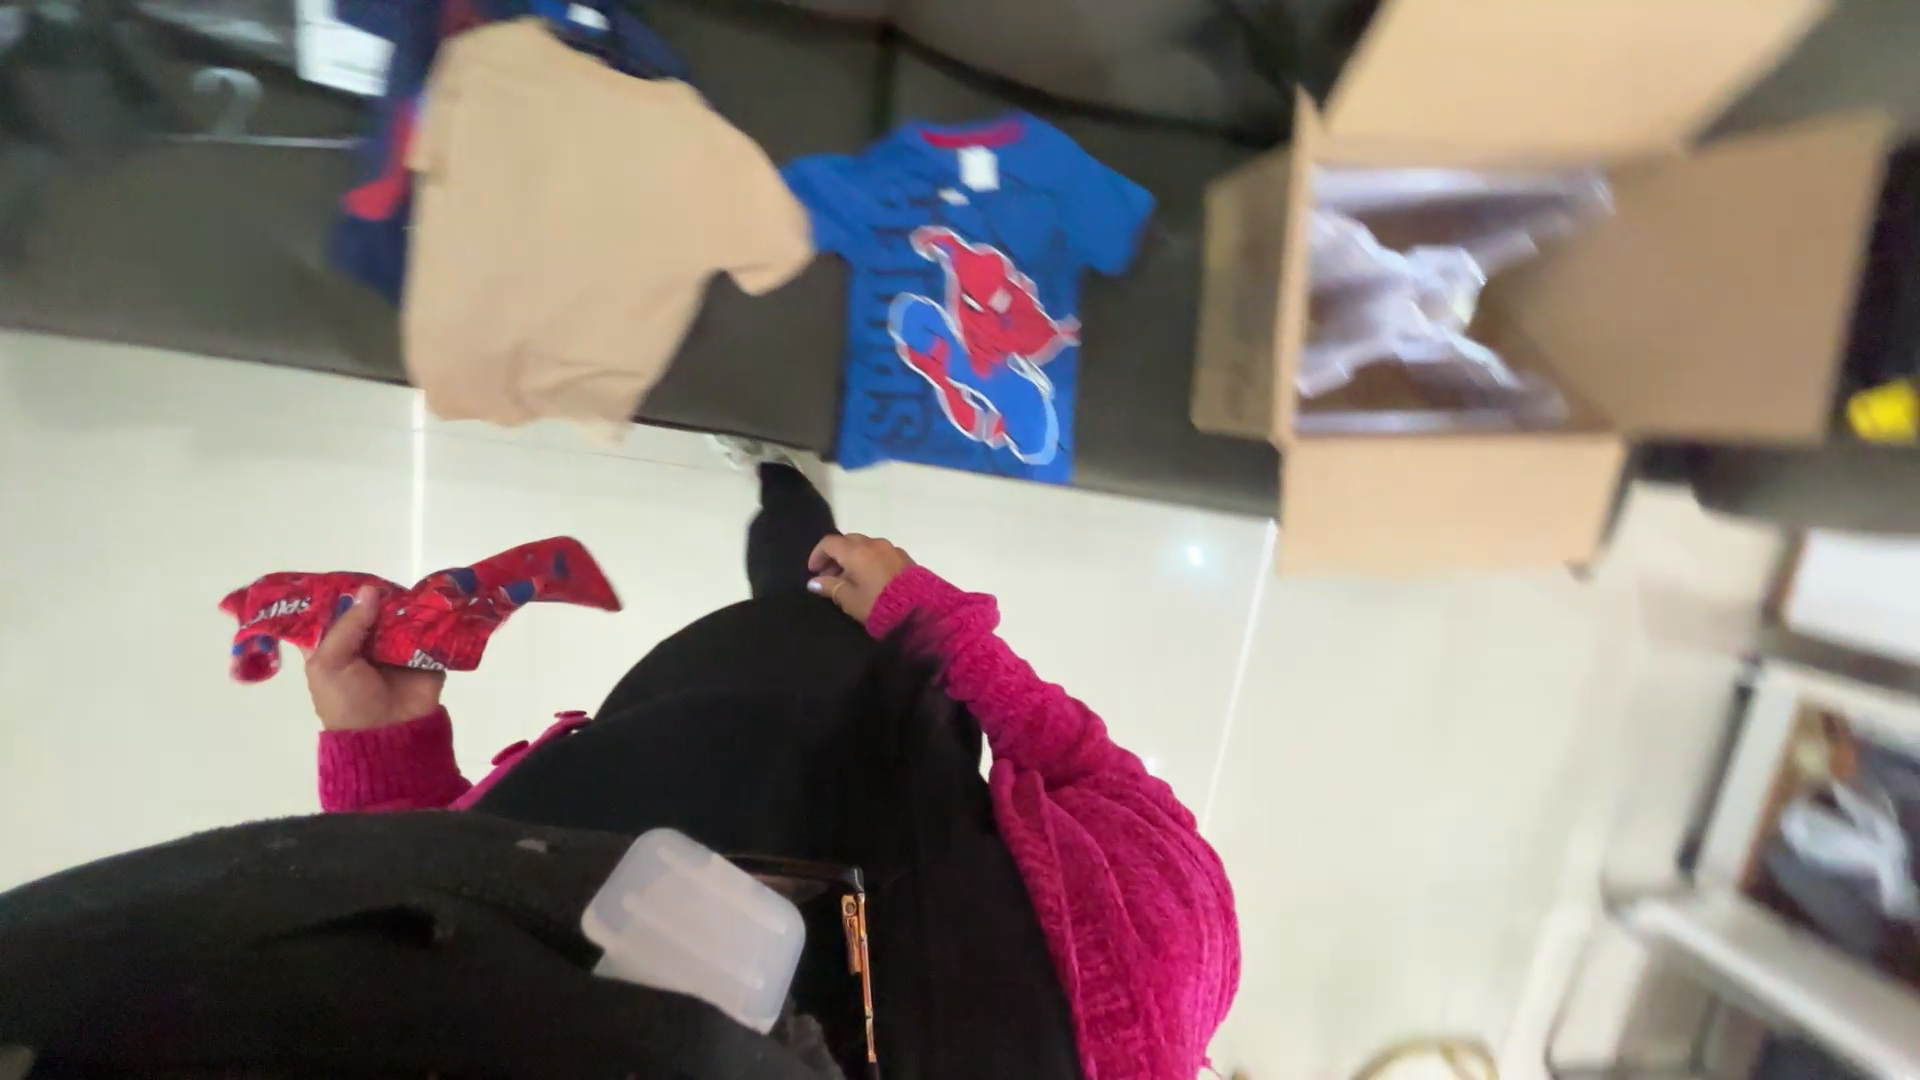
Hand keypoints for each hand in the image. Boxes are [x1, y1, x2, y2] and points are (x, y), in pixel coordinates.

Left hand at [302, 585, 445, 731]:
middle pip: (377, 609)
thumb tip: (371, 590)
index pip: (338, 611)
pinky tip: (446, 603)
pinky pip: (435, 631)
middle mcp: (369, 640)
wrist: (389, 730)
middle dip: (385, 595)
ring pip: (407, 616)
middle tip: (394, 579)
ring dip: (415, 604)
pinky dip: (441, 619)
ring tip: (424, 588)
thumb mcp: (329, 664)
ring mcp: (401, 645)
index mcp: (337, 643)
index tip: (354, 573)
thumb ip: (348, 626)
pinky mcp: (430, 652)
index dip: (344, 593)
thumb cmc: (347, 700)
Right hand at [807, 534, 914, 622]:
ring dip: (852, 557)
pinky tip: (869, 578)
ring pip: (865, 545)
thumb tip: (814, 582)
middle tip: (829, 575)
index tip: (813, 571)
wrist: (920, 610)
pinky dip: (868, 559)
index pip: (829, 543)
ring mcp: (891, 548)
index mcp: (856, 551)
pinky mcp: (904, 557)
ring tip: (849, 579)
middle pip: (847, 541)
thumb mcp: (850, 599)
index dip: (817, 555)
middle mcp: (873, 543)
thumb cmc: (878, 604)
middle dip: (835, 555)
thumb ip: (830, 587)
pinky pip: (880, 552)